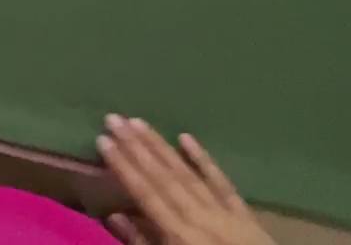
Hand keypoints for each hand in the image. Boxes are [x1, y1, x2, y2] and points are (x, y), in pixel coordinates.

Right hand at [97, 116, 274, 244]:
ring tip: (139, 121)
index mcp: (181, 238)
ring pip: (188, 174)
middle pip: (164, 178)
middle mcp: (201, 219)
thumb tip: (113, 215)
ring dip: (161, 147)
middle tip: (114, 117)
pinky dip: (205, 161)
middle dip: (137, 147)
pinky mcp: (248, 218)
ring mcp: (226, 216)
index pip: (146, 194)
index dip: (123, 165)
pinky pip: (224, 185)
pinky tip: (186, 137)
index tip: (102, 138)